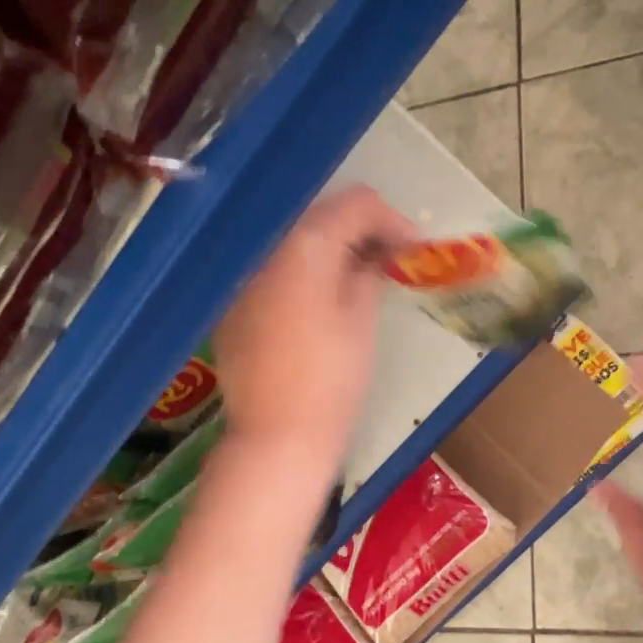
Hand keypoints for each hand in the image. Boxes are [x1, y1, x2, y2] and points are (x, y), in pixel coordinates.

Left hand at [211, 185, 416, 468]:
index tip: (413, 248)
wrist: (278, 437)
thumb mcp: (361, 322)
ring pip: (291, 244)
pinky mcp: (229, 308)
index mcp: (304, 245)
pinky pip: (269, 273)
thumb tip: (374, 257)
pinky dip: (296, 276)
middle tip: (389, 260)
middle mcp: (264, 248)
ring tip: (356, 280)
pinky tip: (317, 302)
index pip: (355, 204)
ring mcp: (240, 278)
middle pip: (318, 218)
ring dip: (326, 252)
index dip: (391, 221)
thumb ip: (369, 275)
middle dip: (357, 232)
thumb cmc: (331, 381)